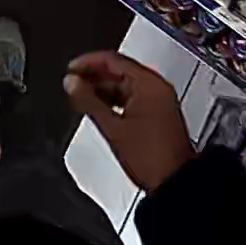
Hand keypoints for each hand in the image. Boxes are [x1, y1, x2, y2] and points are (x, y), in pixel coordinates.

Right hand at [64, 51, 193, 191]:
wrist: (173, 184)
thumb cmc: (152, 158)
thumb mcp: (113, 127)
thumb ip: (89, 101)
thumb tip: (72, 83)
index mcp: (149, 83)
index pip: (113, 60)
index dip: (89, 62)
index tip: (72, 68)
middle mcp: (156, 87)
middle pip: (119, 71)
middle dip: (94, 75)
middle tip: (73, 81)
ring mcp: (158, 99)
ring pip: (124, 85)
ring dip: (102, 88)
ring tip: (80, 95)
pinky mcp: (156, 112)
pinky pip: (130, 97)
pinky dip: (113, 99)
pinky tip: (98, 107)